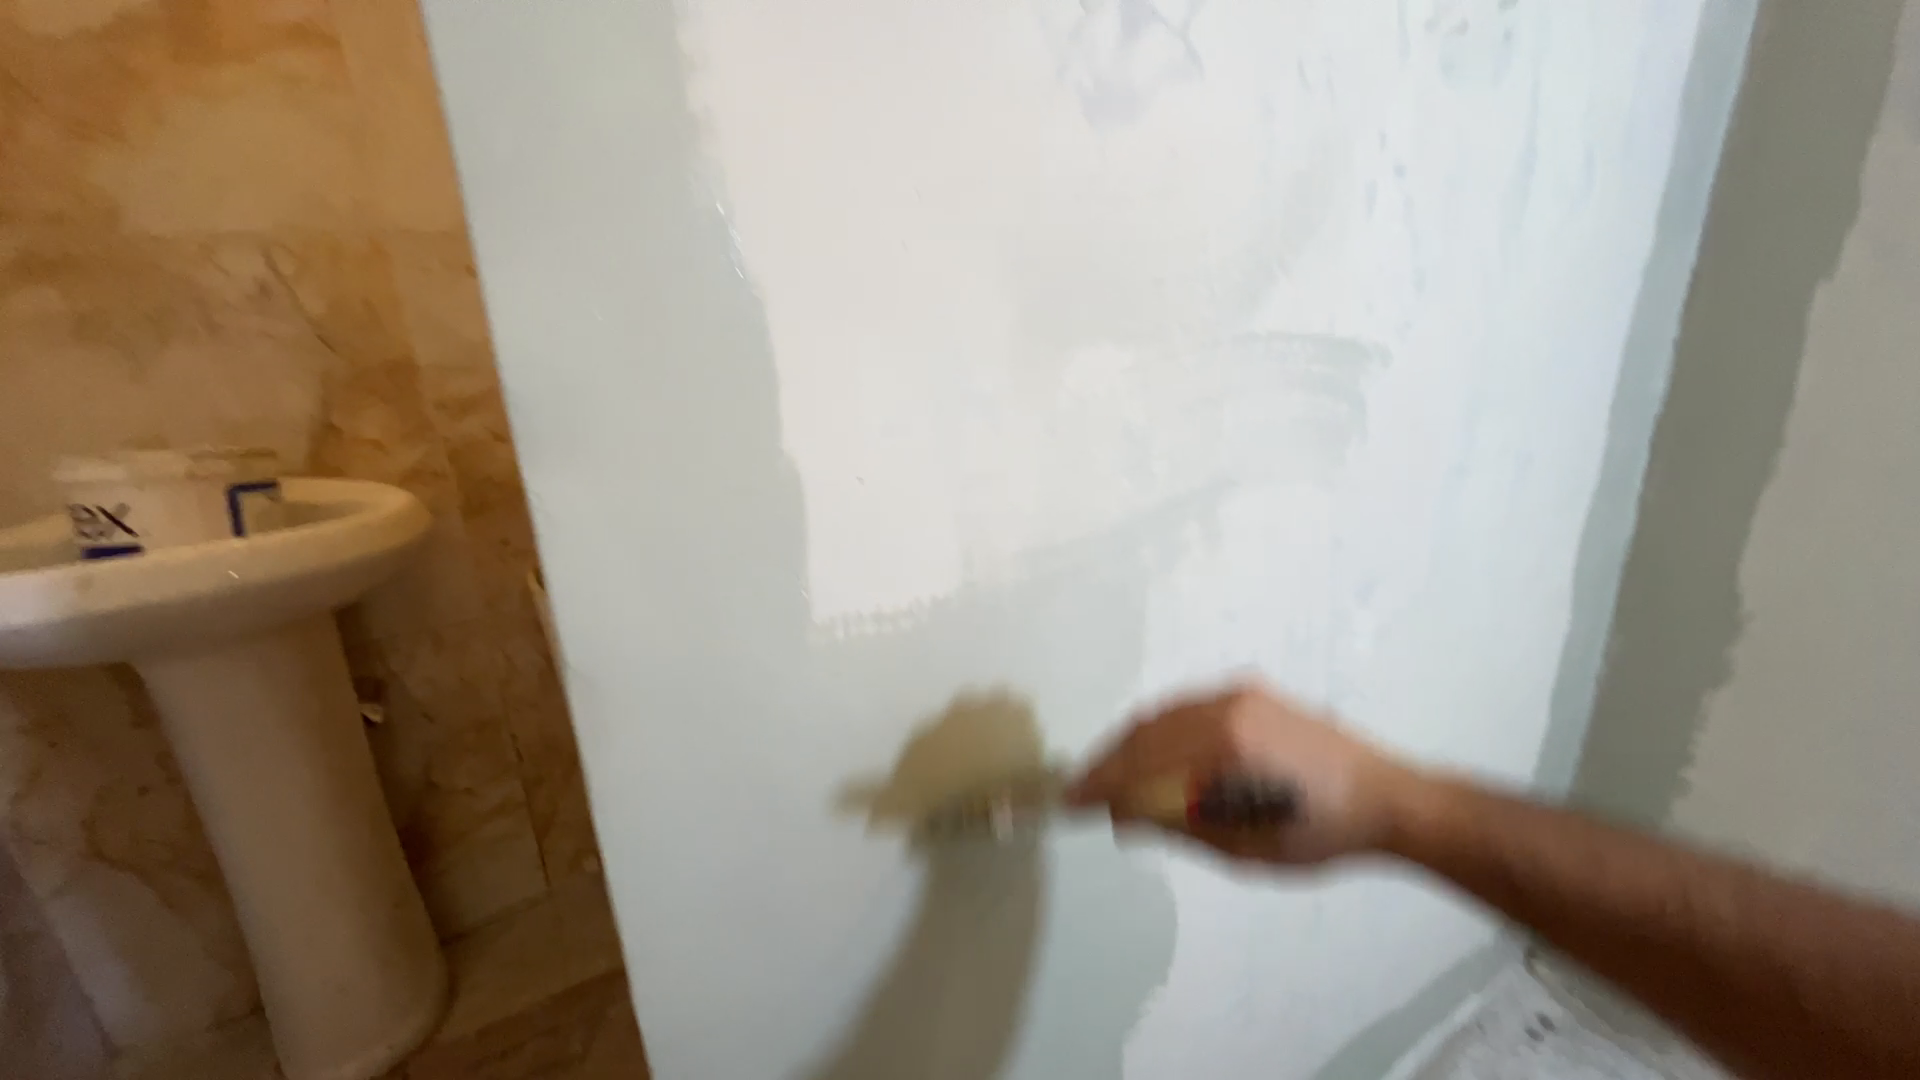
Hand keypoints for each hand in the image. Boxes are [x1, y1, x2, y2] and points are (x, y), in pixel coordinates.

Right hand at [1067, 680, 1414, 865]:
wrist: (1385, 796)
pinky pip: (1183, 708)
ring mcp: (1234, 693)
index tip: (1071, 803)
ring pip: (1160, 715)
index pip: (1144, 765)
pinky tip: (1147, 753)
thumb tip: (1122, 814)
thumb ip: (1177, 823)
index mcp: (1228, 748)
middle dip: (1108, 763)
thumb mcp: (1243, 847)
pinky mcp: (1244, 690)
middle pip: (1144, 733)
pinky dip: (1156, 732)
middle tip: (1082, 792)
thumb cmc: (1318, 835)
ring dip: (1128, 745)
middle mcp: (1225, 707)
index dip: (1102, 784)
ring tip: (1108, 776)